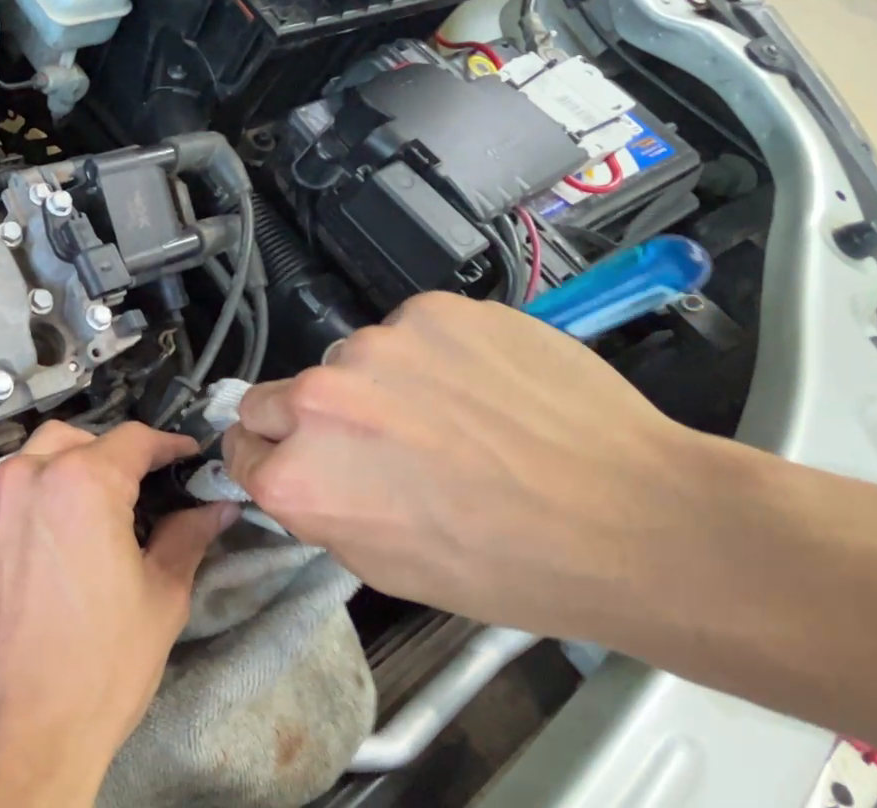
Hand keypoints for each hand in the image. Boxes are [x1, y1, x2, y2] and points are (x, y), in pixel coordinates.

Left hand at [0, 421, 238, 806]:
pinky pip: (14, 489)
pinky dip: (42, 492)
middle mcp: (29, 476)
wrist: (16, 724)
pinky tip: (64, 532)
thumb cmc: (99, 664)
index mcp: (82, 483)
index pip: (133, 439)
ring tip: (106, 509)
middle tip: (148, 488)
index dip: (168, 445)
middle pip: (81, 438)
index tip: (188, 457)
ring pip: (39, 456)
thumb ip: (188, 537)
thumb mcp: (161, 596)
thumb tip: (215, 509)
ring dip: (75, 466)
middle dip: (117, 453)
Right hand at [222, 291, 740, 641]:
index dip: (268, 460)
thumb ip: (316, 508)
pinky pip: (407, 331)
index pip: (240, 447)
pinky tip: (479, 390)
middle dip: (307, 421)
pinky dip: (430, 357)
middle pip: (274, 396)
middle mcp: (320, 398)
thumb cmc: (512, 565)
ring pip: (348, 361)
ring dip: (376, 386)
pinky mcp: (433, 310)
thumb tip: (299, 471)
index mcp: (298, 473)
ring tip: (448, 420)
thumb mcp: (383, 566)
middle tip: (371, 444)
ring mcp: (377, 345)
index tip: (296, 462)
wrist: (635, 519)